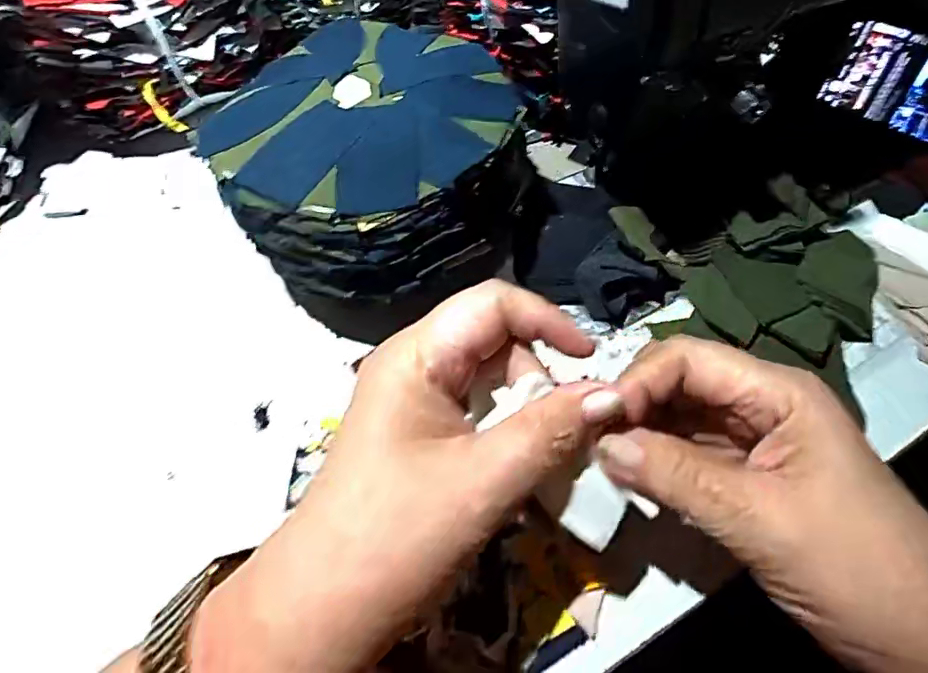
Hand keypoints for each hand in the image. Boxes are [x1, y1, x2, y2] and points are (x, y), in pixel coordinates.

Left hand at [189, 281, 624, 672]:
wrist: (313, 623)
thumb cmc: (393, 541)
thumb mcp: (485, 482)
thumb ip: (553, 430)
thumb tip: (614, 394)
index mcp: (417, 356)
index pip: (495, 302)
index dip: (547, 319)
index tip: (588, 358)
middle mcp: (413, 363)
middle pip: (496, 335)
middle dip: (539, 369)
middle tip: (566, 418)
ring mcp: (414, 397)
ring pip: (491, 372)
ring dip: (529, 400)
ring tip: (547, 445)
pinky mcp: (419, 429)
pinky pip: (479, 404)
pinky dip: (511, 422)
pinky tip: (523, 458)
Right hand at [597, 338, 927, 672]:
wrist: (926, 638)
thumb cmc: (854, 564)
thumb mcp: (762, 520)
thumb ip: (681, 476)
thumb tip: (603, 440)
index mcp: (778, 391)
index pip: (692, 357)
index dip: (640, 379)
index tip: (594, 417)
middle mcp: (766, 404)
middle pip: (687, 382)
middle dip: (636, 402)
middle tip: (584, 436)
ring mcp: (761, 443)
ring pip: (688, 419)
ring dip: (645, 432)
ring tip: (595, 454)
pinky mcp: (756, 480)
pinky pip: (698, 457)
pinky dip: (664, 463)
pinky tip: (632, 476)